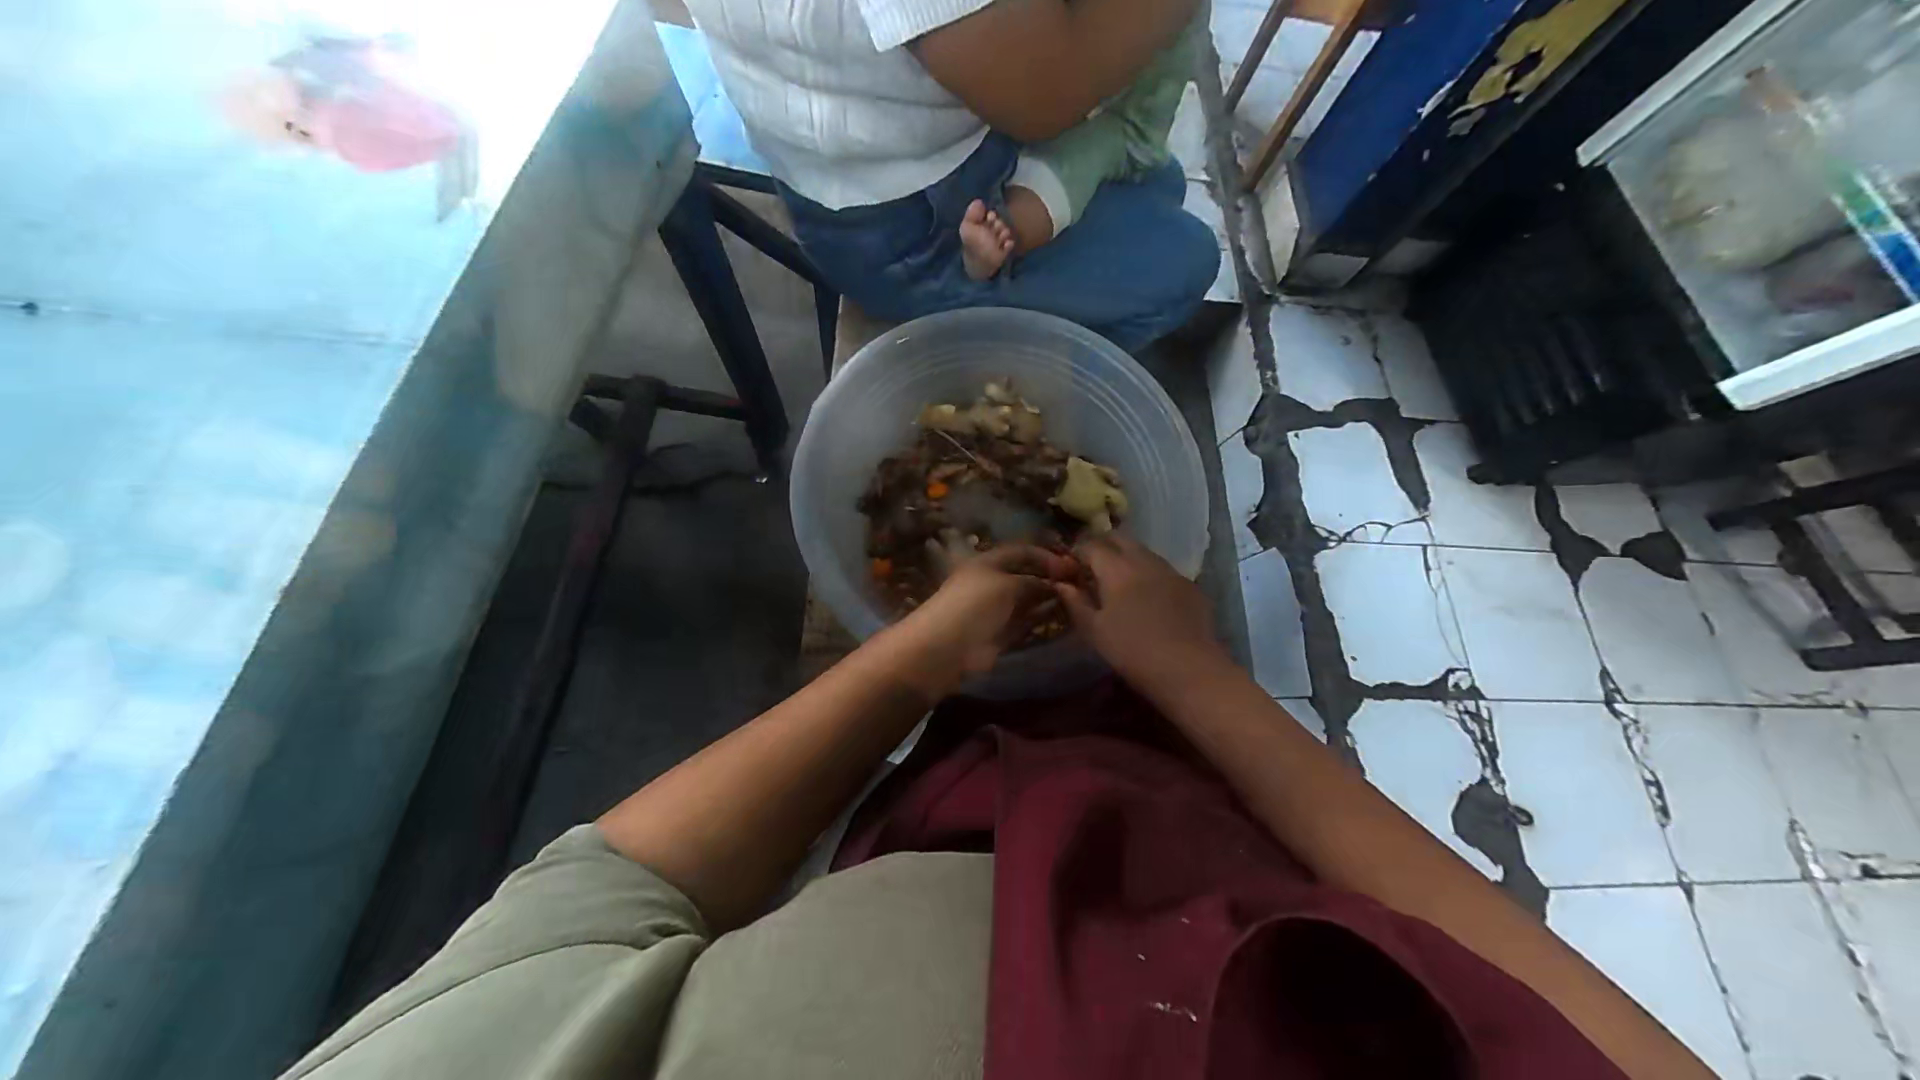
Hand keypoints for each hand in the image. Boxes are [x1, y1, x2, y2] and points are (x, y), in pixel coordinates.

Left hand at [890, 545, 1074, 694]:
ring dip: (1049, 600)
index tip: (1070, 566)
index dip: (1045, 556)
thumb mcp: (1008, 585)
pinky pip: (1026, 621)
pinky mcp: (1001, 633)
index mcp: (988, 562)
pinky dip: (1042, 619)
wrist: (948, 646)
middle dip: (1050, 578)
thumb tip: (1054, 584)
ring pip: (1029, 600)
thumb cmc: (975, 604)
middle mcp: (993, 582)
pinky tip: (1063, 618)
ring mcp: (997, 609)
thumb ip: (1034, 582)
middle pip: (1026, 575)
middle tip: (1079, 584)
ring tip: (1077, 601)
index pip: (1021, 552)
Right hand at [1056, 534, 1228, 691]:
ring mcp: (1171, 571)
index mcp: (1116, 568)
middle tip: (1093, 566)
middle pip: (1120, 539)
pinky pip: (1164, 570)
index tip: (1070, 565)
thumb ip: (1075, 602)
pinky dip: (1149, 575)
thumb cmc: (1131, 650)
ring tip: (1119, 582)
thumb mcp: (1094, 630)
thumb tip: (1061, 584)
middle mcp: (1145, 560)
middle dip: (1103, 546)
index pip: (1092, 546)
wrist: (1188, 668)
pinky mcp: (1190, 586)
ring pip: (1144, 552)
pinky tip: (1149, 598)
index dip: (1077, 552)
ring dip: (1128, 558)